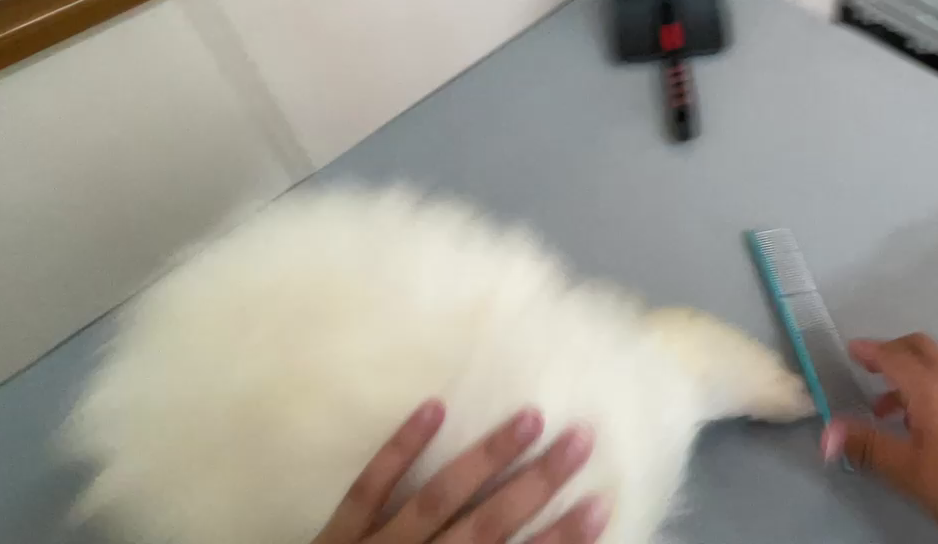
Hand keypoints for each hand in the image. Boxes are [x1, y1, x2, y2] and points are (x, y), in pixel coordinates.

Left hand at [313, 399, 608, 543]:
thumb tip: (532, 539)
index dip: (561, 538)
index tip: (601, 501)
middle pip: (486, 526)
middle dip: (537, 484)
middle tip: (581, 436)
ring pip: (437, 499)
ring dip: (486, 459)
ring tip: (531, 415)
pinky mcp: (335, 538)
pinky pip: (367, 490)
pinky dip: (398, 452)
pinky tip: (434, 408)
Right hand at [822, 335, 937, 543]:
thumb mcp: (909, 471)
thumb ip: (867, 446)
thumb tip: (826, 432)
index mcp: (931, 386)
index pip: (893, 355)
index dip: (869, 350)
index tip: (851, 350)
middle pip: (918, 347)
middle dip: (891, 352)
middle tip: (869, 369)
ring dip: (911, 373)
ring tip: (890, 409)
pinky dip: (932, 386)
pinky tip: (928, 424)